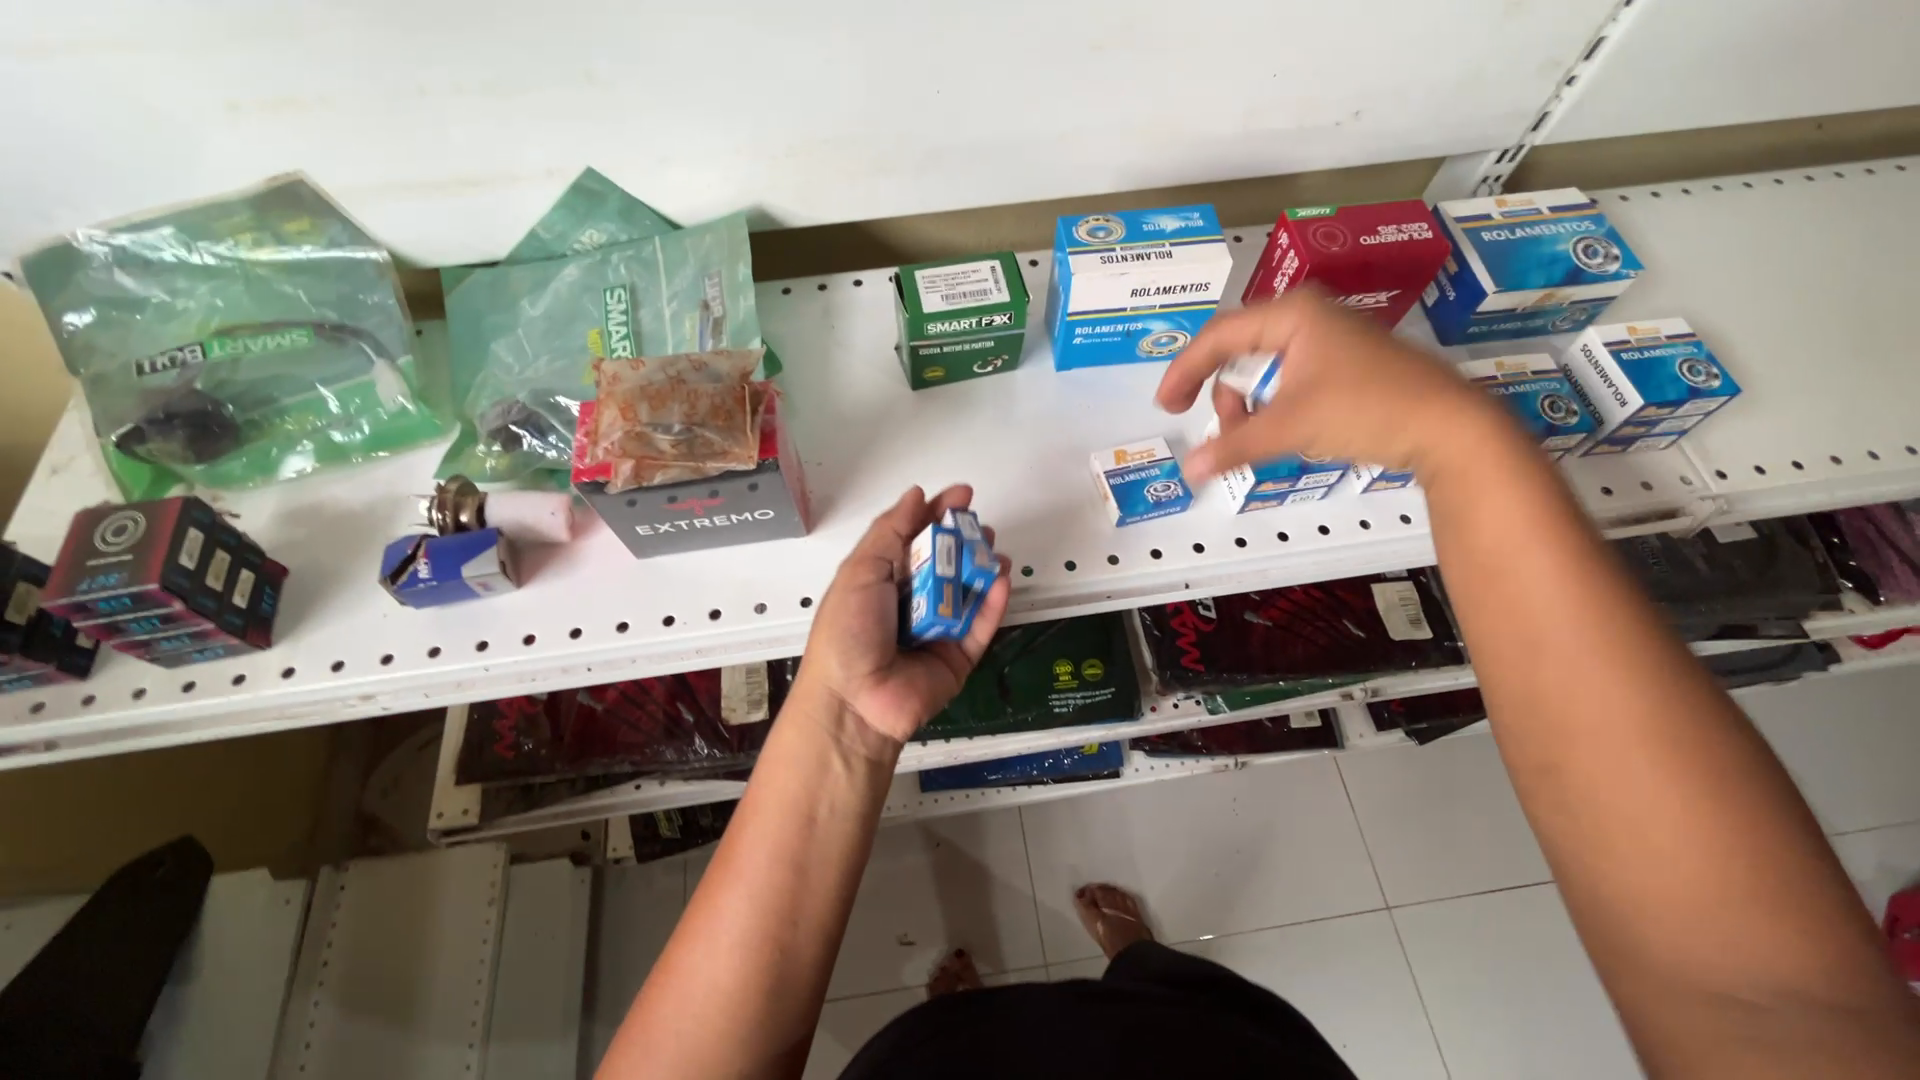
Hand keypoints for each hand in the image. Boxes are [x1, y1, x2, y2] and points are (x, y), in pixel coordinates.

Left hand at [795, 484, 1012, 750]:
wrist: (854, 700)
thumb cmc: (847, 631)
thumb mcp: (860, 571)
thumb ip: (890, 530)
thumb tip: (916, 494)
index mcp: (883, 580)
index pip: (916, 538)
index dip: (938, 514)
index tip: (962, 494)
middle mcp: (913, 601)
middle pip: (948, 563)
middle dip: (966, 540)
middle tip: (980, 525)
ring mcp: (938, 629)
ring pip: (970, 592)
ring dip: (985, 568)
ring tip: (994, 550)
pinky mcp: (959, 656)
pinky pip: (982, 626)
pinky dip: (994, 602)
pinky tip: (1000, 579)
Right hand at [1155, 289, 1508, 484]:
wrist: (1450, 427)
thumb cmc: (1367, 409)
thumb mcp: (1291, 427)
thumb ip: (1234, 445)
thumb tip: (1189, 469)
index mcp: (1292, 315)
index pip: (1218, 336)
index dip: (1184, 371)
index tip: (1165, 407)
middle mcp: (1309, 318)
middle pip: (1239, 351)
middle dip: (1222, 393)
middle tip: (1218, 428)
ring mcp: (1330, 340)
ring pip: (1265, 369)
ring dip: (1248, 405)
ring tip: (1253, 438)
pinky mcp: (1345, 365)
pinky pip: (1290, 380)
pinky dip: (1274, 406)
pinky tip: (1282, 432)